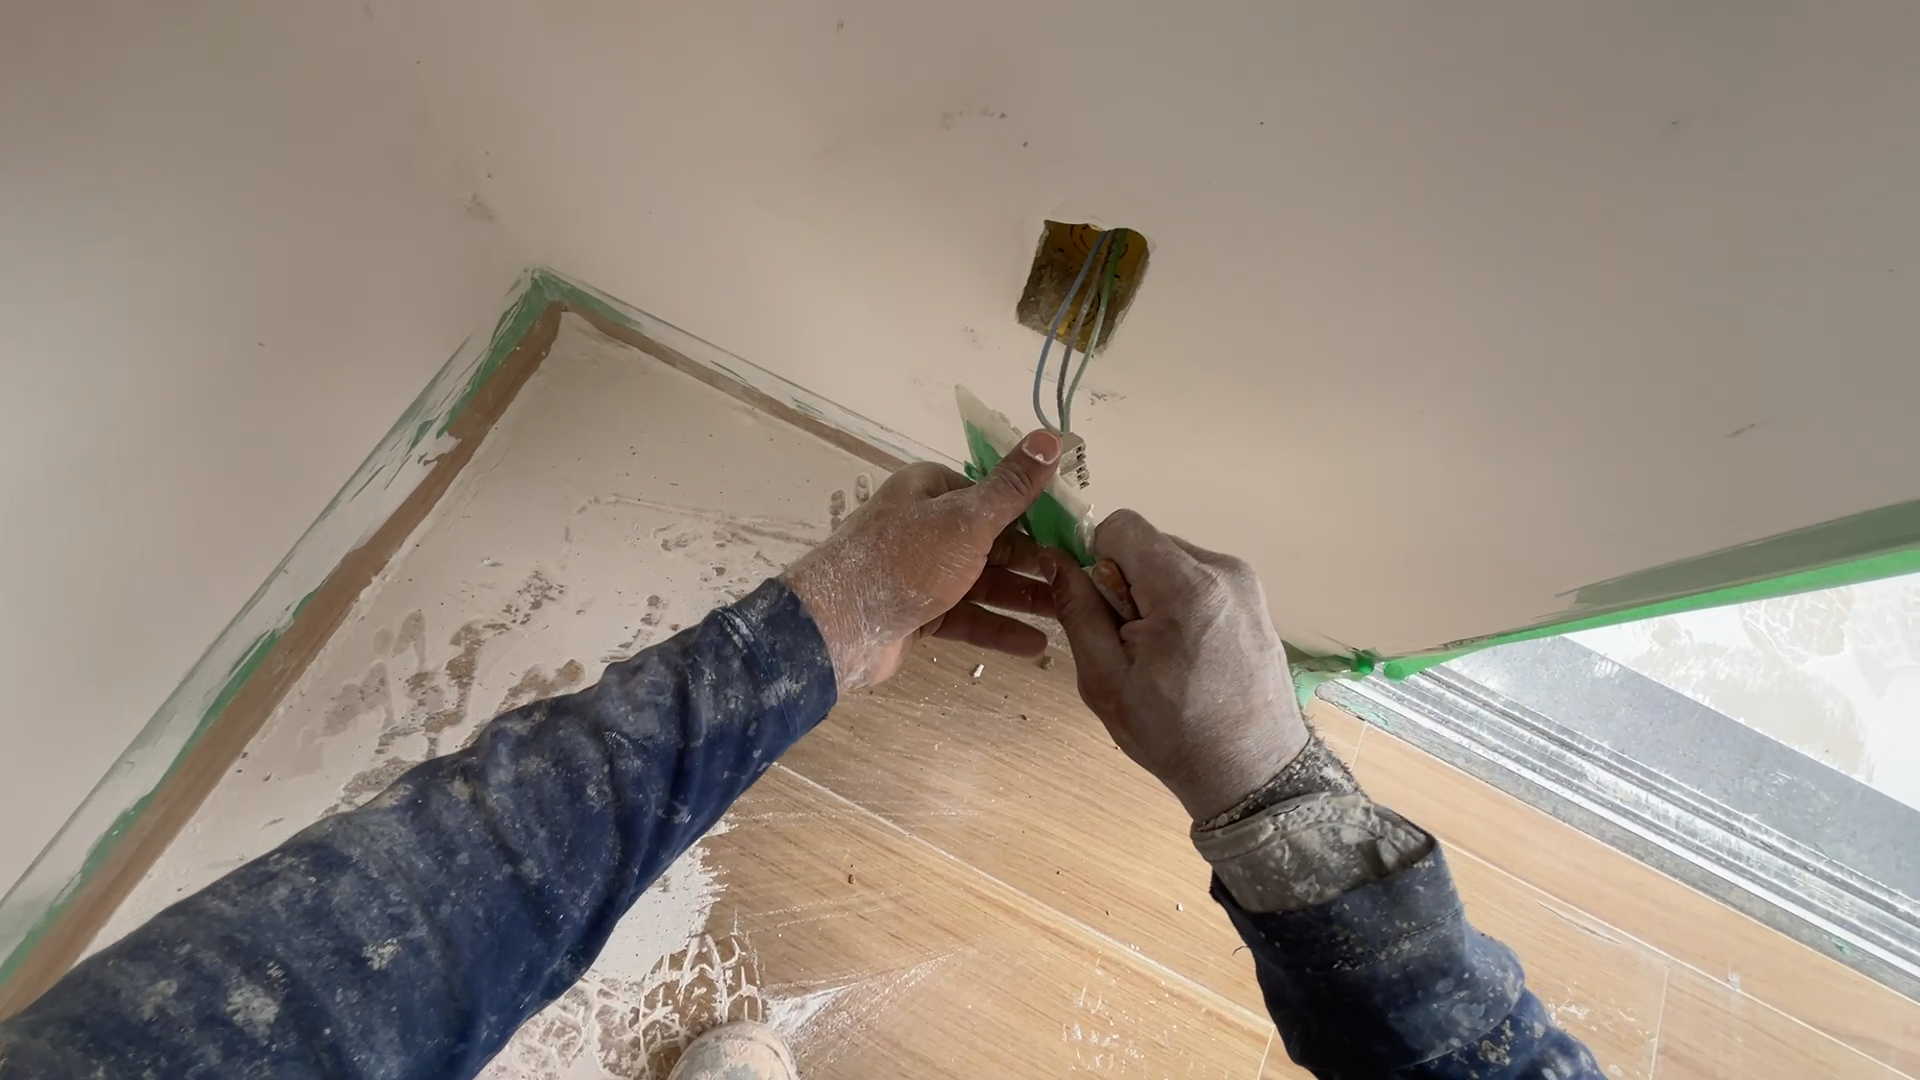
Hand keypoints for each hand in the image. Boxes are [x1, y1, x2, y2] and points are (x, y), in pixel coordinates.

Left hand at [783, 430, 1062, 690]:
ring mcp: (922, 572)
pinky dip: (998, 628)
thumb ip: (1012, 487)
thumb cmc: (904, 561)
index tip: (1074, 531)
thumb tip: (1050, 437)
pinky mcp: (919, 612)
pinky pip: (967, 616)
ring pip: (983, 582)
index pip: (993, 496)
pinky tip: (1035, 645)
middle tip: (1080, 578)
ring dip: (1023, 597)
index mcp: (932, 491)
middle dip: (1035, 561)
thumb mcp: (965, 519)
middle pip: (992, 541)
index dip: (1035, 513)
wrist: (838, 628)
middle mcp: (926, 527)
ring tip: (1067, 613)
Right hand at [1047, 510, 1308, 820]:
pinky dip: (1178, 602)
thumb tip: (1053, 557)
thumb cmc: (1172, 733)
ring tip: (1160, 652)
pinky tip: (1186, 651)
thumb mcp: (1104, 678)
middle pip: (1147, 543)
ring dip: (1151, 593)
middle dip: (1124, 580)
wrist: (1254, 773)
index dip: (1096, 557)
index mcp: (1186, 586)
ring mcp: (1244, 582)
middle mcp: (1222, 570)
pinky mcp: (1253, 597)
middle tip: (1129, 641)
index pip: (1122, 525)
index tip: (1102, 607)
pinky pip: (1196, 578)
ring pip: (1170, 560)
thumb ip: (1077, 608)